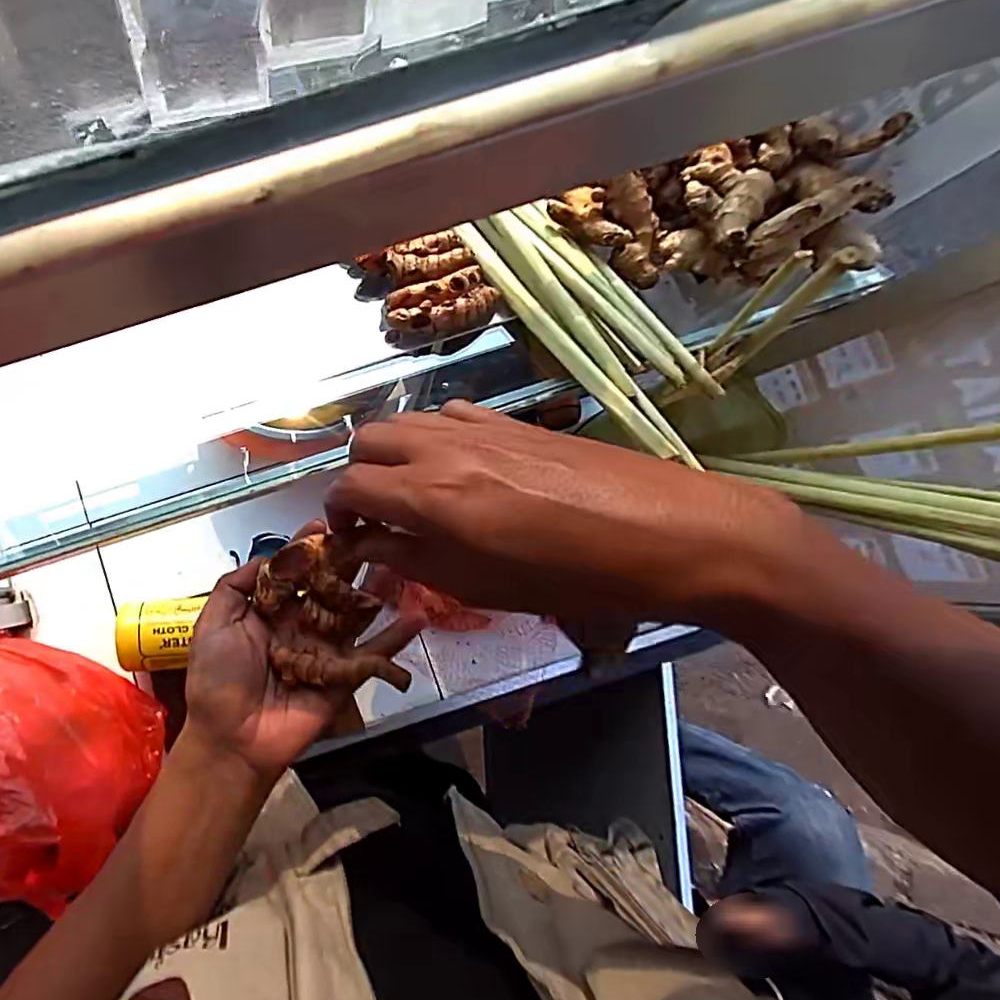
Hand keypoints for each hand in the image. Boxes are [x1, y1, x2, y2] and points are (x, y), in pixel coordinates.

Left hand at [180, 531, 420, 777]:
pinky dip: (395, 638)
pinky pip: (372, 654)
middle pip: (331, 587)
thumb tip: (267, 556)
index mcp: (271, 611)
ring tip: (399, 562)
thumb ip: (236, 585)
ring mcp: (325, 649)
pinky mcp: (344, 675)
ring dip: (377, 590)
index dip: (309, 549)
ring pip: (356, 614)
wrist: (230, 737)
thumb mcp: (214, 622)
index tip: (325, 525)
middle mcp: (302, 624)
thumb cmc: (216, 678)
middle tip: (371, 534)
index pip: (295, 572)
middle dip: (349, 561)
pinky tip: (415, 616)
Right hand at [326, 400, 833, 626]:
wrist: (662, 533)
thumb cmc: (567, 577)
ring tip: (412, 490)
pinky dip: (432, 436)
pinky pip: (449, 414)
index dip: (337, 512)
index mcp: (428, 494)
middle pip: (366, 440)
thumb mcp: (476, 585)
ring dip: (391, 452)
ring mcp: (478, 426)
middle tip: (376, 513)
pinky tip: (456, 465)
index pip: (350, 486)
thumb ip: (409, 558)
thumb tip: (367, 544)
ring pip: (405, 420)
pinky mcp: (511, 419)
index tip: (347, 536)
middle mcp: (442, 447)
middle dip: (357, 475)